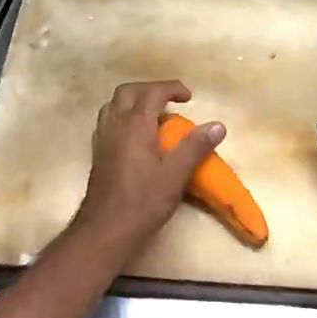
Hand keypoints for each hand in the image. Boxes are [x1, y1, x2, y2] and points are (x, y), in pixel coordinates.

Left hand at [72, 80, 224, 253]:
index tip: (188, 97)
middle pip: (128, 91)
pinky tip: (136, 135)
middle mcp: (114, 124)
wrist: (105, 229)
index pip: (153, 93)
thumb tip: (218, 125)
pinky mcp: (98, 152)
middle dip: (150, 89)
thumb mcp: (175, 176)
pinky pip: (108, 120)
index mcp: (134, 125)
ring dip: (134, 101)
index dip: (171, 88)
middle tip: (171, 101)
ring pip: (114, 104)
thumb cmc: (142, 202)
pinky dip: (123, 115)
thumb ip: (195, 147)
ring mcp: (102, 137)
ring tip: (154, 115)